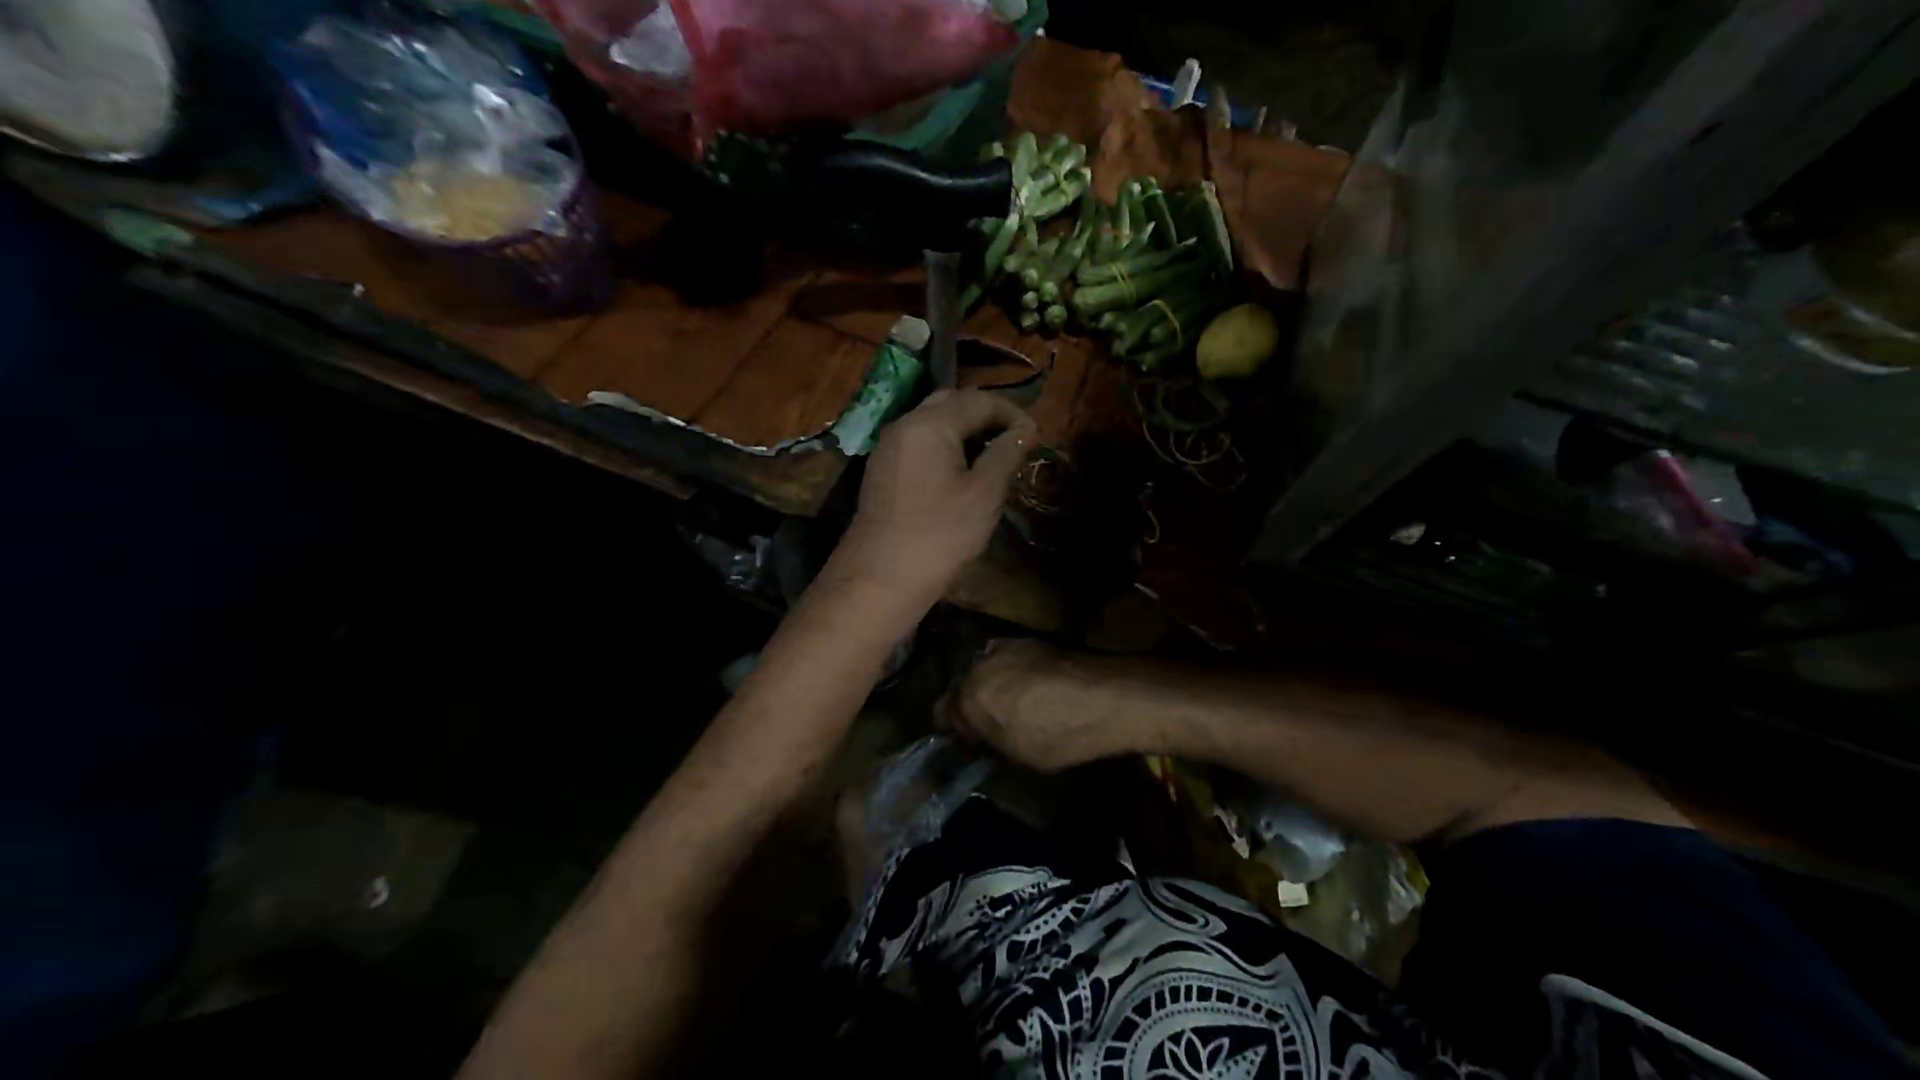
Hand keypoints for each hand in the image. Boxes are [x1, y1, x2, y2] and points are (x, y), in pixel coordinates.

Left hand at [832, 389, 1035, 600]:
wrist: (880, 578)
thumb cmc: (939, 534)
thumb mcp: (984, 493)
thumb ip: (1006, 454)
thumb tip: (1026, 430)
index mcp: (929, 424)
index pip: (978, 400)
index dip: (1012, 413)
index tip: (1036, 436)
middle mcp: (904, 426)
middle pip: (951, 403)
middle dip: (986, 416)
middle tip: (1014, 441)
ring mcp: (888, 449)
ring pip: (932, 423)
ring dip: (965, 431)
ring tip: (993, 458)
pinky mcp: (882, 472)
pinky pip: (918, 444)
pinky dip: (944, 447)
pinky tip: (962, 474)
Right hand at [950, 639, 1137, 771]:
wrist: (1107, 697)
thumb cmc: (1059, 736)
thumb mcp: (1017, 754)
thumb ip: (987, 740)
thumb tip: (976, 736)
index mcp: (968, 696)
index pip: (941, 711)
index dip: (950, 728)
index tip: (962, 740)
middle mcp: (978, 664)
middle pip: (961, 685)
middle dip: (967, 702)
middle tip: (983, 722)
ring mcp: (1004, 647)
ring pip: (984, 669)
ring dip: (989, 685)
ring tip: (1007, 703)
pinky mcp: (1029, 640)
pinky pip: (1007, 660)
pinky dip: (1009, 673)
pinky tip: (1028, 688)